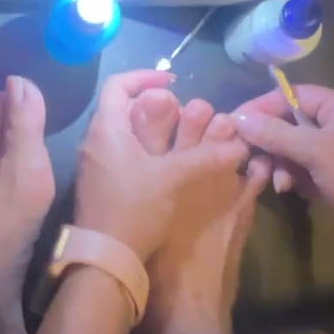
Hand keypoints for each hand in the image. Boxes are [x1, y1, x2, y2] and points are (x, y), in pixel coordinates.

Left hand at [0, 76, 55, 333]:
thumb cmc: (0, 233)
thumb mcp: (19, 171)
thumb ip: (22, 128)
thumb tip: (18, 78)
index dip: (13, 96)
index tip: (41, 81)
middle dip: (18, 121)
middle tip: (56, 108)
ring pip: (4, 172)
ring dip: (24, 154)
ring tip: (56, 143)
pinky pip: (15, 203)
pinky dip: (31, 189)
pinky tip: (50, 197)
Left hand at [72, 71, 249, 260]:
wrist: (105, 257)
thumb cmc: (134, 209)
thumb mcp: (173, 178)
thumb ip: (205, 157)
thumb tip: (238, 145)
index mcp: (106, 129)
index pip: (118, 84)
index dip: (145, 76)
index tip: (173, 80)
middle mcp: (94, 141)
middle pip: (122, 106)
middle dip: (154, 104)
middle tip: (182, 111)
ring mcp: (95, 163)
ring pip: (124, 131)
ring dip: (151, 128)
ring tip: (181, 135)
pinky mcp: (100, 183)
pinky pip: (121, 153)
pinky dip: (144, 149)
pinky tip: (167, 162)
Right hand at [232, 84, 333, 252]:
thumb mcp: (315, 152)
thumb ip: (275, 133)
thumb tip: (237, 117)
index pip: (292, 94)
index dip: (261, 107)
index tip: (233, 123)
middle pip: (294, 122)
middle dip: (273, 143)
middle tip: (252, 161)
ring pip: (300, 147)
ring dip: (285, 164)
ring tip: (280, 185)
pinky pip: (312, 166)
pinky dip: (300, 176)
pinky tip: (296, 192)